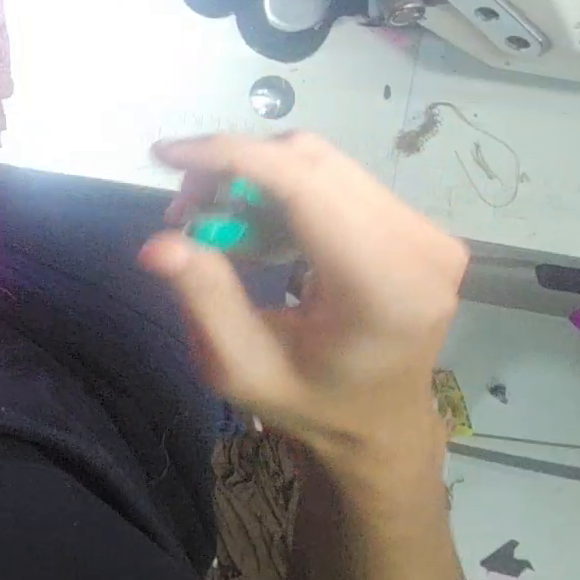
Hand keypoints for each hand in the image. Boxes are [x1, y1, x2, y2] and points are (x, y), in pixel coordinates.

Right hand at [137, 133, 465, 470]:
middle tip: (183, 215)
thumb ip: (204, 299)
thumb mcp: (238, 365)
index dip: (229, 156)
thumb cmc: (304, 400)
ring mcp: (422, 230)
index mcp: (382, 286)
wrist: (375, 423)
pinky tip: (253, 233)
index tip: (162, 156)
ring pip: (315, 161)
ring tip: (214, 229)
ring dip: (248, 179)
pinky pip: (327, 177)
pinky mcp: (410, 224)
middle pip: (307, 160)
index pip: (304, 184)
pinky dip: (273, 191)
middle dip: (229, 170)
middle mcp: (417, 245)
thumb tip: (158, 244)